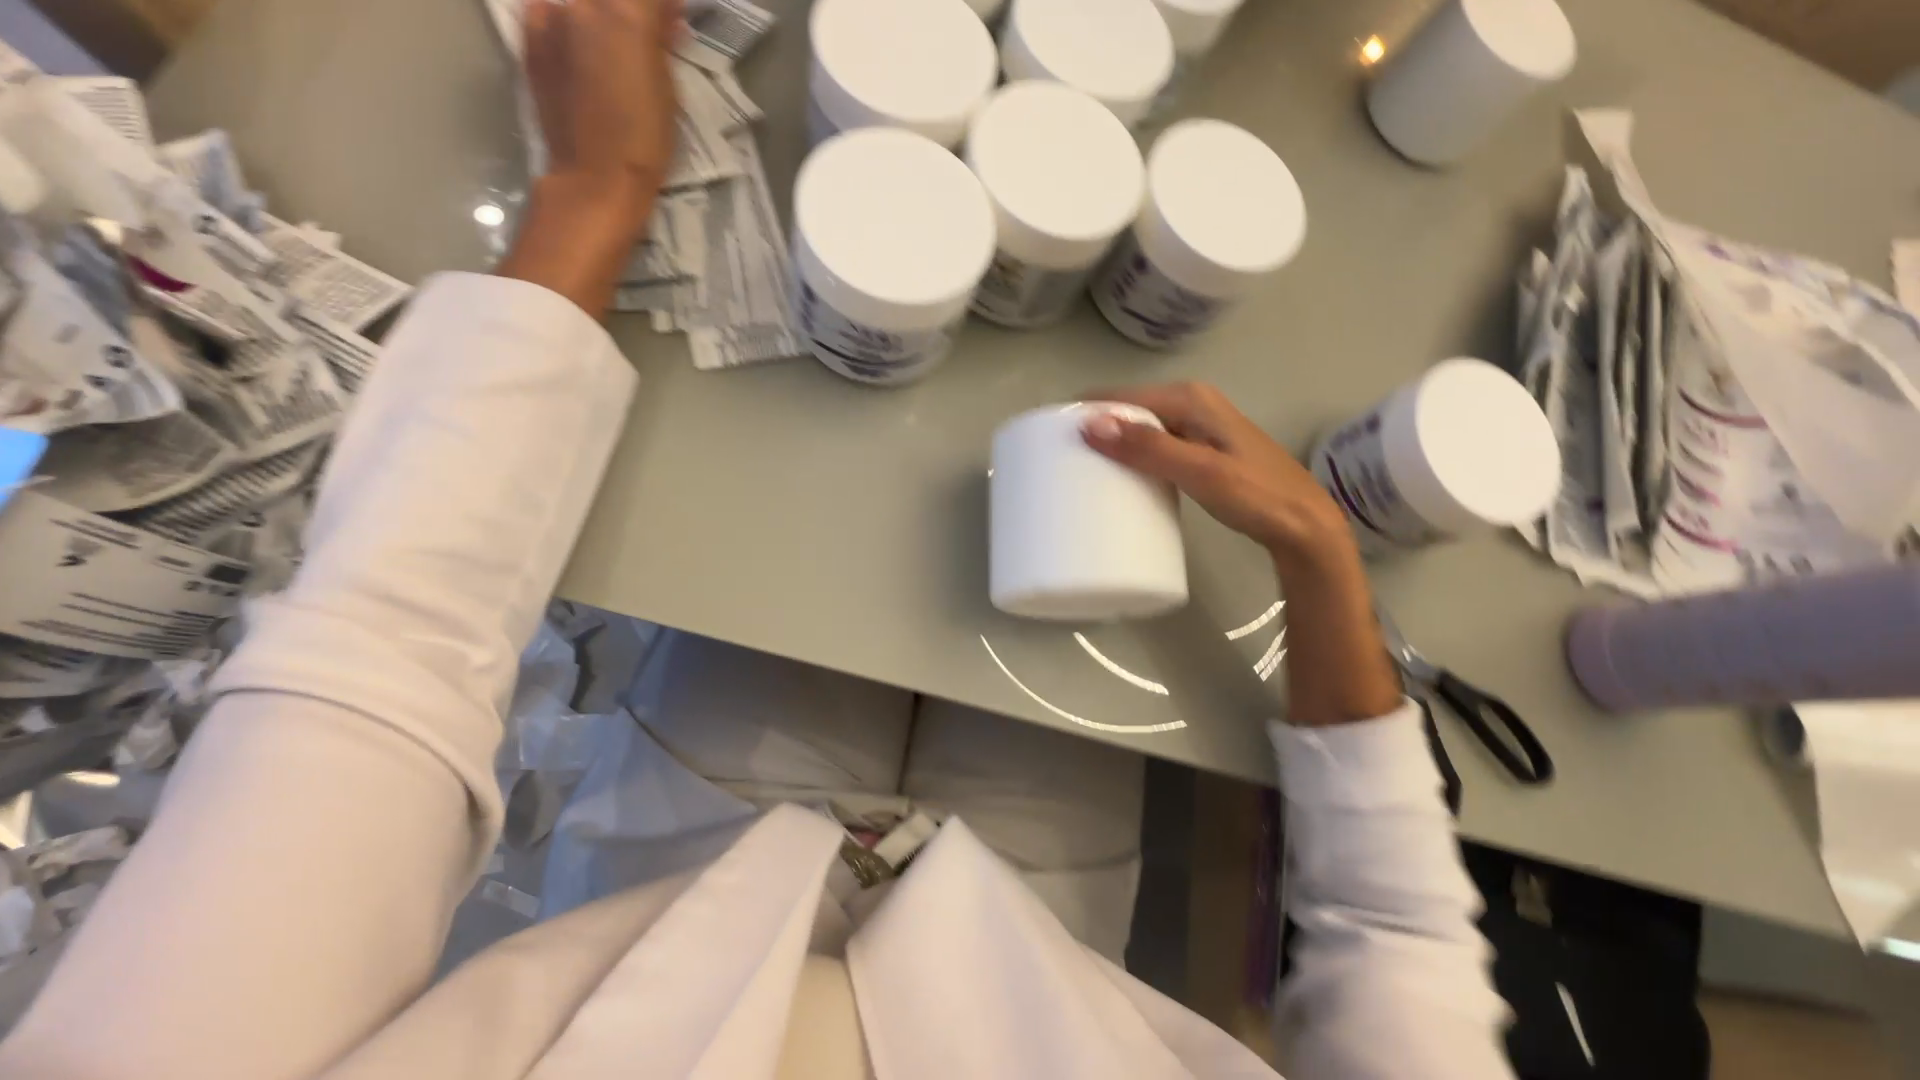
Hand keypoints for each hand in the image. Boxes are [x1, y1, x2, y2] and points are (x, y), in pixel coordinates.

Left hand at [525, 0, 680, 222]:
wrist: (594, 178)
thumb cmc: (646, 140)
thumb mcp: (668, 87)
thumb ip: (661, 41)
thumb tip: (665, 19)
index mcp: (628, 12)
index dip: (664, 5)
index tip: (672, 18)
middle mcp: (585, 3)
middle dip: (633, 9)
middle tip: (645, 33)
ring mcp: (551, 17)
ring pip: (581, 3)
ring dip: (599, 15)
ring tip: (610, 44)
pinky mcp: (530, 38)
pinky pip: (550, 11)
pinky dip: (567, 20)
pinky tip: (580, 46)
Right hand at [1081, 382, 1351, 571]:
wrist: (1303, 526)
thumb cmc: (1256, 496)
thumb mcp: (1200, 472)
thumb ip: (1148, 448)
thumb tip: (1090, 424)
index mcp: (1191, 399)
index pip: (1122, 396)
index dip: (1086, 410)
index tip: (1050, 435)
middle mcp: (1193, 403)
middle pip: (1130, 409)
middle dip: (1096, 427)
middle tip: (1060, 458)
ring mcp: (1199, 427)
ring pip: (1142, 428)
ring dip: (1113, 444)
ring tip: (1080, 469)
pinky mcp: (1202, 451)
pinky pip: (1155, 445)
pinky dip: (1134, 457)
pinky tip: (1120, 477)